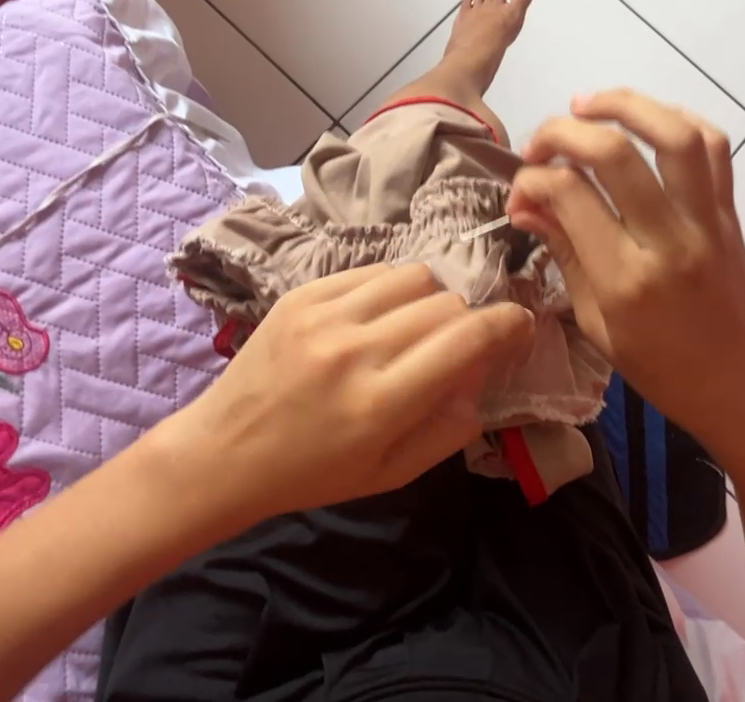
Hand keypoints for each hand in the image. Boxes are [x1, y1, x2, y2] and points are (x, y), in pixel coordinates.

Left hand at [150, 264, 533, 523]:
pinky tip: (381, 313)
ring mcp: (324, 314)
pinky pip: (371, 270)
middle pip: (446, 303)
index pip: (467, 339)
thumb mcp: (390, 474)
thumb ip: (448, 429)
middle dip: (468, 320)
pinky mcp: (302, 294)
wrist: (225, 451)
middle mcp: (356, 349)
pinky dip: (392, 288)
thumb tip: (483, 378)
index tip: (518, 325)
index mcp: (381, 402)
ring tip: (417, 325)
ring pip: (413, 276)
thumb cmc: (312, 473)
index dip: (507, 325)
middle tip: (459, 341)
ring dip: (431, 298)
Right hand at [506, 89, 744, 443]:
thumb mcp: (594, 322)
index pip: (570, 195)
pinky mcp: (730, 212)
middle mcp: (669, 240)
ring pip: (674, 134)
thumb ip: (563, 252)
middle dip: (563, 133)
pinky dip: (676, 118)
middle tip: (540, 145)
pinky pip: (713, 146)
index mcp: (626, 278)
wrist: (739, 385)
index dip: (532, 180)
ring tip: (585, 105)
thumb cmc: (658, 367)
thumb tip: (526, 204)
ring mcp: (707, 221)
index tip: (520, 193)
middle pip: (615, 153)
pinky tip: (642, 121)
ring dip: (624, 104)